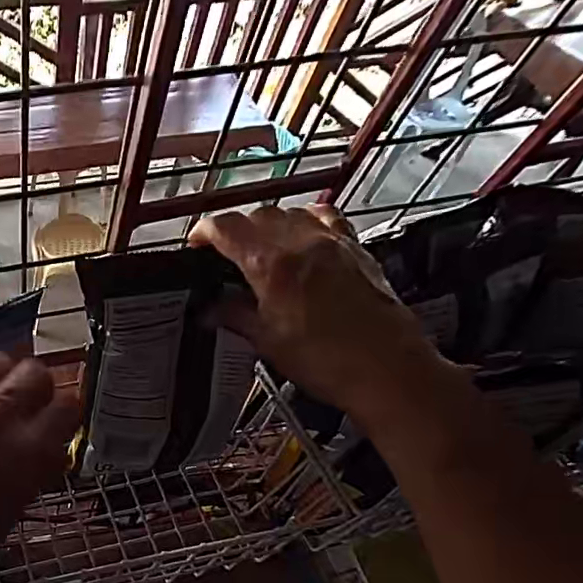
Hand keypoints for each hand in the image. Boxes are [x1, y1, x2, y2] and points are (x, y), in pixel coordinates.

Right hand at [189, 205, 451, 426]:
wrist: (386, 370)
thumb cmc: (327, 360)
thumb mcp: (265, 339)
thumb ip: (234, 315)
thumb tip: (212, 309)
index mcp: (272, 265)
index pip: (227, 227)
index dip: (204, 231)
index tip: (196, 243)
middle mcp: (304, 245)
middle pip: (258, 215)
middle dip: (234, 229)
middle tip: (222, 251)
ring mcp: (335, 244)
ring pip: (291, 212)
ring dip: (269, 223)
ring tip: (259, 246)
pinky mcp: (357, 252)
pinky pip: (327, 219)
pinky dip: (307, 221)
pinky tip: (302, 239)